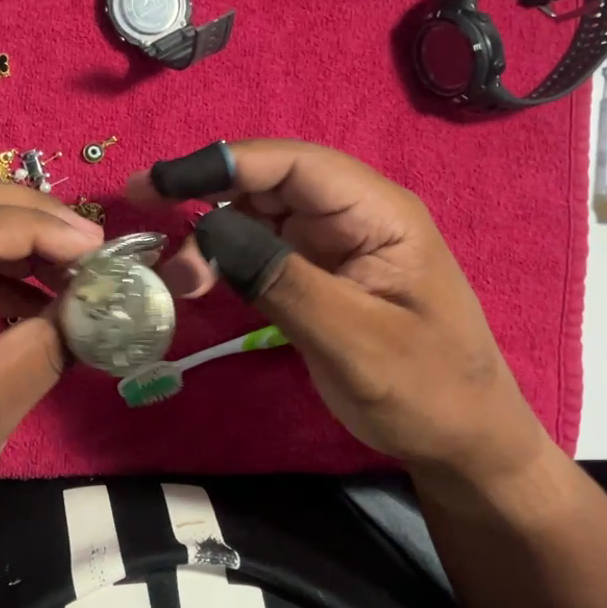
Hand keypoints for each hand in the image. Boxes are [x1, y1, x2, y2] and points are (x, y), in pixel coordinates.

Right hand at [128, 139, 553, 490]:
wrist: (463, 444)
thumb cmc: (425, 391)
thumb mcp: (352, 340)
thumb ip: (280, 279)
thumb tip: (206, 227)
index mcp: (378, 213)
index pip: (293, 164)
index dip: (222, 163)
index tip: (159, 183)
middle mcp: (352, 214)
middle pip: (267, 181)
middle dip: (206, 193)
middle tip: (143, 210)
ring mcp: (333, 241)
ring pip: (255, 213)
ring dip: (209, 234)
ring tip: (179, 277)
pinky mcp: (315, 270)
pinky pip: (259, 247)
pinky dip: (222, 257)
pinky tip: (196, 278)